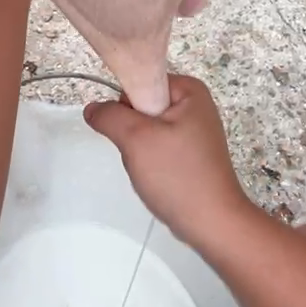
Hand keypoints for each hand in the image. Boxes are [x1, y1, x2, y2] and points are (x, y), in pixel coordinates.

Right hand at [83, 75, 253, 244]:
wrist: (213, 225)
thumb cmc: (177, 176)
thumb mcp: (136, 139)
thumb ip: (109, 116)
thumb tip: (92, 109)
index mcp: (189, 89)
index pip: (139, 81)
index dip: (126, 105)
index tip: (131, 132)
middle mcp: (195, 103)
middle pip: (142, 105)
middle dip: (133, 130)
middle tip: (142, 153)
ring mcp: (195, 129)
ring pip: (147, 128)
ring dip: (139, 148)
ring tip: (151, 169)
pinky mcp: (192, 152)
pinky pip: (158, 145)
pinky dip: (151, 160)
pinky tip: (158, 177)